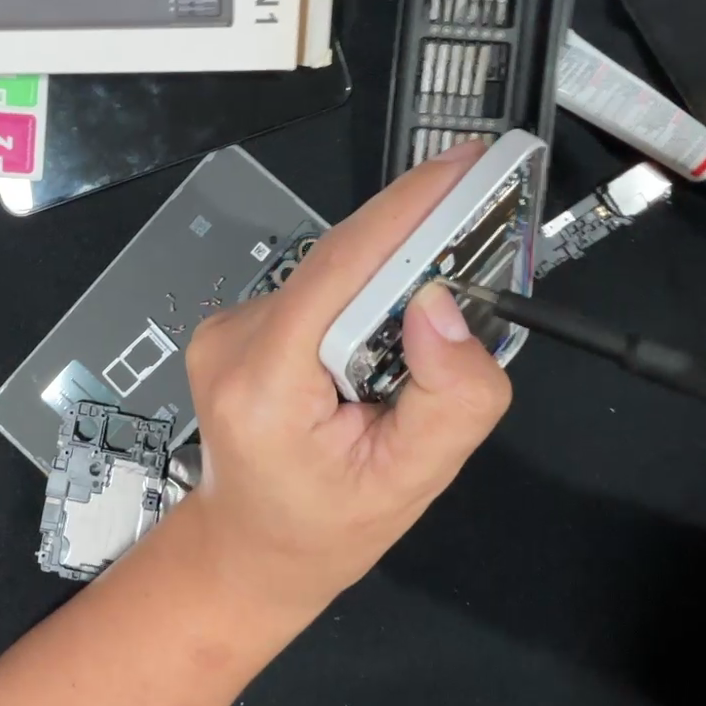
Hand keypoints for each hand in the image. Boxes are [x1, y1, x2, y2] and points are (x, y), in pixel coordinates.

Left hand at [175, 141, 515, 617]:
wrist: (252, 541)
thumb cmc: (326, 525)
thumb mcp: (412, 480)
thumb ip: (449, 398)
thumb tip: (442, 303)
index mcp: (264, 384)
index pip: (339, 271)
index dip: (405, 210)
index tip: (464, 163)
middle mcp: (231, 340)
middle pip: (335, 264)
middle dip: (412, 233)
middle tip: (479, 194)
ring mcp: (225, 328)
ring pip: (326, 275)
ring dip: (386, 274)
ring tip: (437, 286)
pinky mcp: (235, 325)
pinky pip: (313, 291)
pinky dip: (358, 295)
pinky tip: (383, 326)